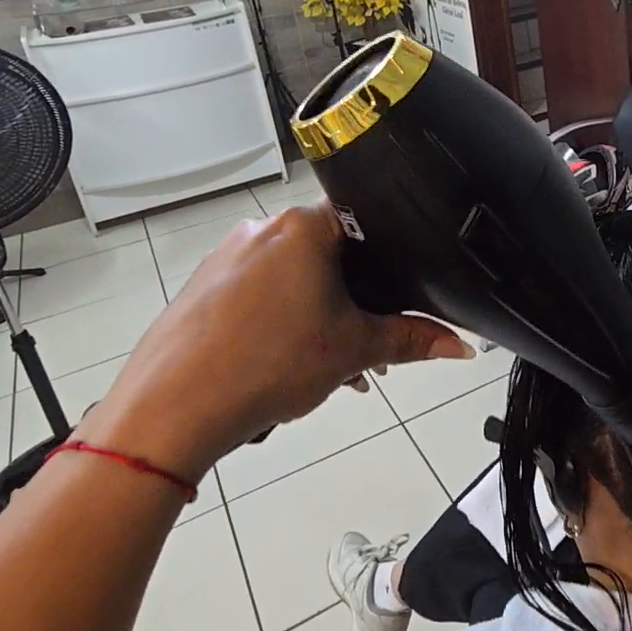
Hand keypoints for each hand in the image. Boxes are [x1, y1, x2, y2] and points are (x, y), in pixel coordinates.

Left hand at [76, 205, 468, 477]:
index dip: (391, 258)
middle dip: (356, 300)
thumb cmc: (267, 364)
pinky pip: (259, 292)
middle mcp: (262, 229)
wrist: (170, 410)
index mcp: (303, 227)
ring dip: (320, 314)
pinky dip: (282, 318)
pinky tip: (287, 364)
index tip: (400, 295)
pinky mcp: (202, 286)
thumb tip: (461, 347)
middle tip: (368, 347)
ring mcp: (225, 256)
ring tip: (330, 369)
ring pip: (294, 276)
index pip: (366, 220)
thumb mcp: (353, 349)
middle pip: (330, 253)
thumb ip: (411, 340)